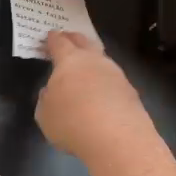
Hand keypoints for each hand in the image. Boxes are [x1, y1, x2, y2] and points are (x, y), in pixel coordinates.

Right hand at [34, 30, 151, 160]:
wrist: (116, 139)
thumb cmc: (71, 123)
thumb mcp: (45, 115)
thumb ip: (46, 99)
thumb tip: (50, 92)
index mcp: (70, 61)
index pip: (59, 43)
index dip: (52, 39)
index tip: (49, 36)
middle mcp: (95, 61)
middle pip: (85, 42)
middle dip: (74, 39)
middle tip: (68, 38)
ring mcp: (116, 74)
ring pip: (102, 59)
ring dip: (93, 60)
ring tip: (87, 67)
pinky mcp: (130, 91)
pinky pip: (113, 80)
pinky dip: (105, 82)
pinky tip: (102, 92)